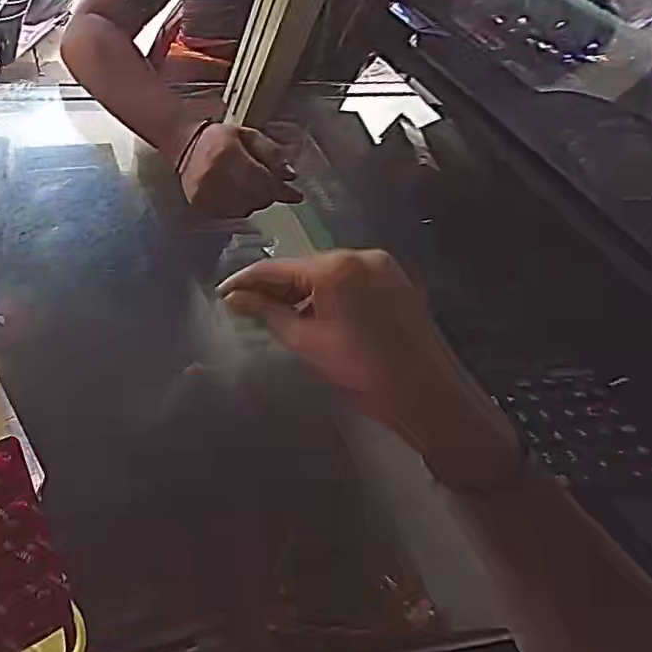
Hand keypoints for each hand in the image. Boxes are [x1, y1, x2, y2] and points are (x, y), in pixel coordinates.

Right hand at [178, 122, 302, 217]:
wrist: (183, 145)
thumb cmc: (216, 138)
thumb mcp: (247, 135)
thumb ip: (270, 152)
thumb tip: (290, 174)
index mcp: (229, 155)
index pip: (263, 179)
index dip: (283, 190)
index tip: (296, 196)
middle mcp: (216, 176)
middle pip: (256, 197)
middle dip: (270, 194)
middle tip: (274, 188)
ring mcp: (206, 193)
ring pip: (245, 208)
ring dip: (256, 201)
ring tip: (254, 188)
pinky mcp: (200, 204)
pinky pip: (229, 214)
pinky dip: (240, 207)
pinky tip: (239, 196)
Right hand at [219, 250, 521, 485]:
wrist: (429, 396)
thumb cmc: (363, 372)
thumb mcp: (306, 343)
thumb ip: (266, 313)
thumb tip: (235, 298)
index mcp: (335, 267)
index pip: (277, 268)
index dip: (246, 281)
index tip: (223, 293)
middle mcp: (360, 255)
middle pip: (303, 267)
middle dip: (274, 288)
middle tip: (246, 309)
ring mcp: (382, 266)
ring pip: (327, 274)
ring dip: (301, 292)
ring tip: (277, 316)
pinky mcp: (396, 281)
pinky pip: (350, 280)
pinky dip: (328, 295)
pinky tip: (313, 315)